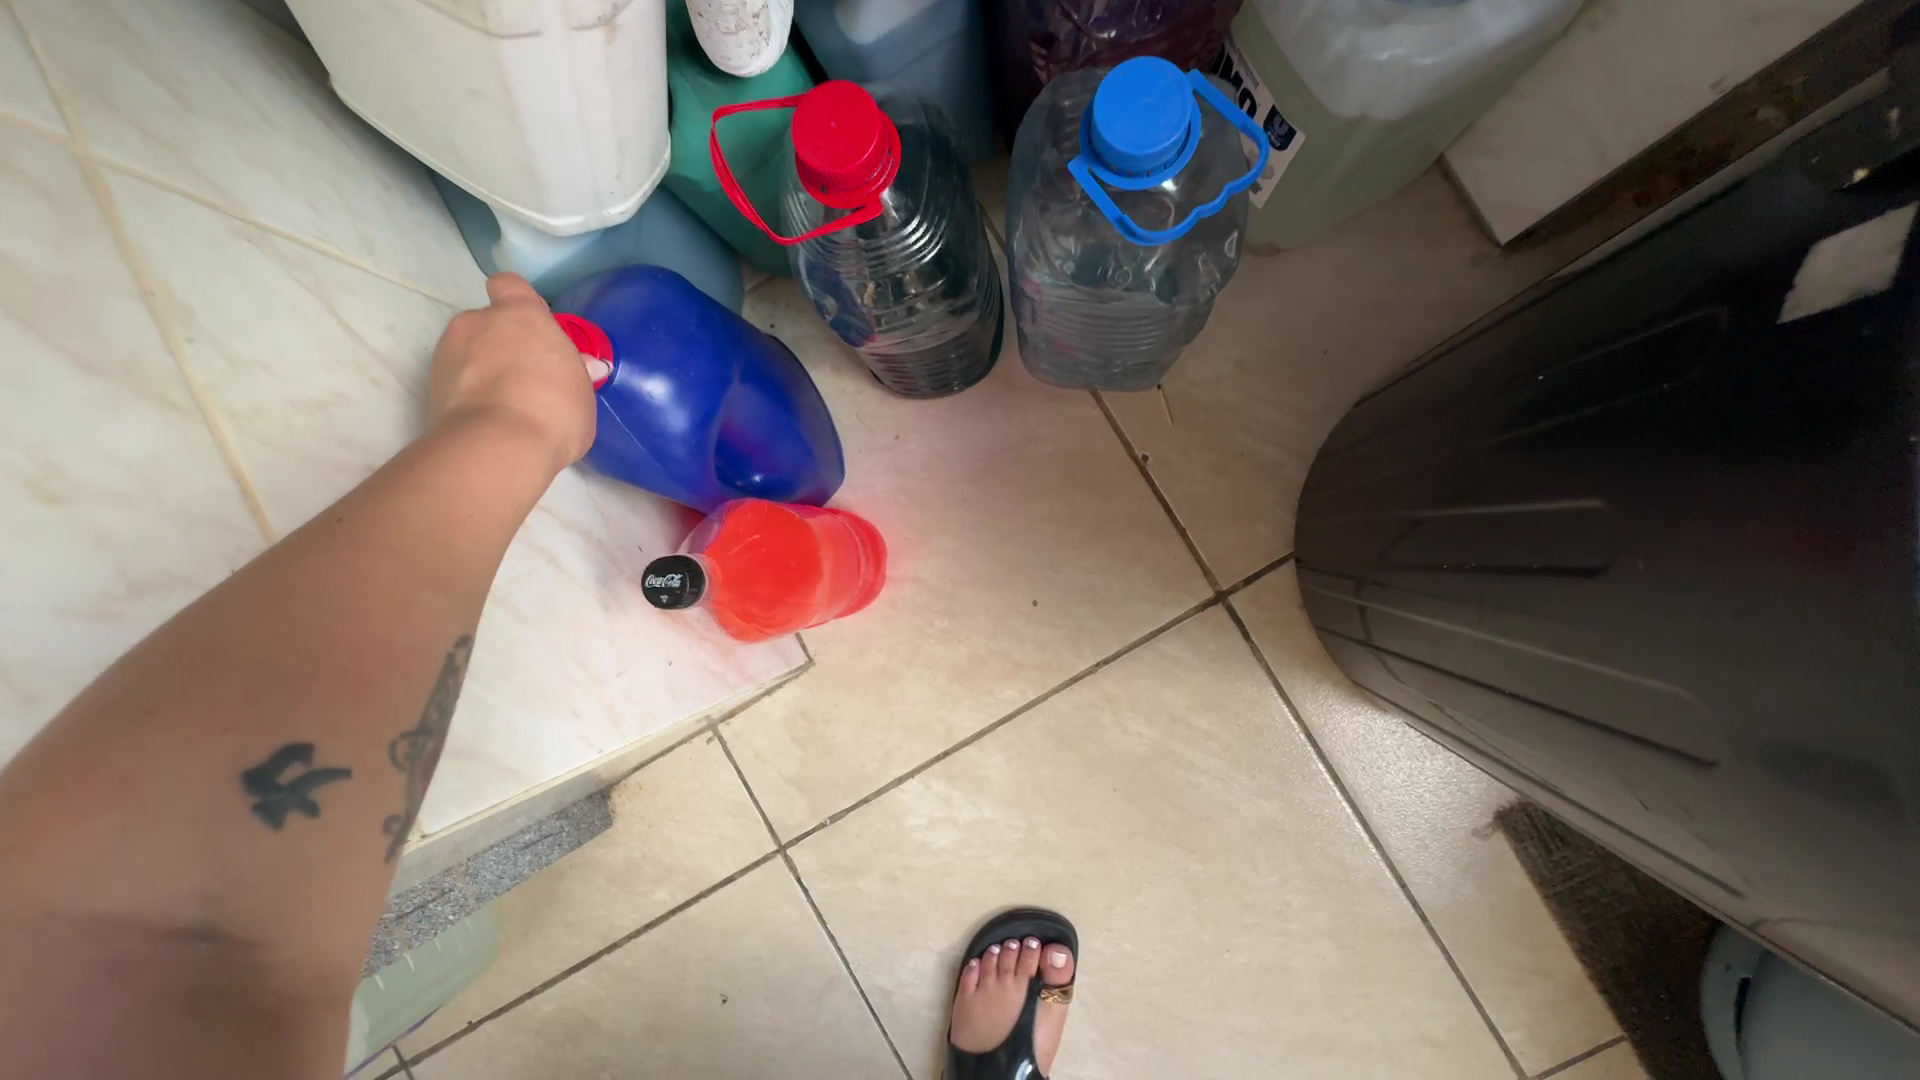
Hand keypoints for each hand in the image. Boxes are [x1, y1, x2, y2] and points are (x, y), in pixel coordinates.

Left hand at [428, 274, 595, 471]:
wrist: (499, 446)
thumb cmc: (555, 409)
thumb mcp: (583, 392)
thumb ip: (578, 372)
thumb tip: (587, 366)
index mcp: (521, 314)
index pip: (510, 286)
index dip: (520, 303)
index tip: (535, 330)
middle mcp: (479, 321)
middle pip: (490, 322)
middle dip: (504, 343)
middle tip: (528, 376)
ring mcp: (449, 350)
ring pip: (470, 349)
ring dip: (484, 366)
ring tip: (507, 401)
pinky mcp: (432, 382)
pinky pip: (457, 377)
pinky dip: (469, 390)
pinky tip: (490, 416)